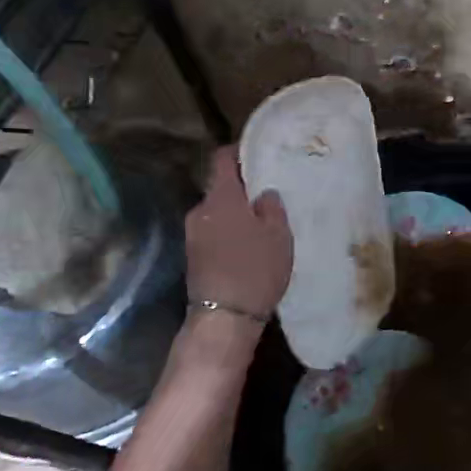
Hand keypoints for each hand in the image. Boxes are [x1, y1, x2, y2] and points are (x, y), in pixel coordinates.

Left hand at [185, 147, 291, 318]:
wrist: (224, 317)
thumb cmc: (256, 269)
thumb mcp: (278, 236)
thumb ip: (272, 208)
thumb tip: (263, 193)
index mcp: (221, 198)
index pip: (222, 160)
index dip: (237, 152)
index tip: (255, 154)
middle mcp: (200, 210)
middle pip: (220, 189)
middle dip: (241, 190)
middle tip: (266, 197)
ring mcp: (192, 235)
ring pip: (216, 213)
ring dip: (234, 215)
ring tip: (260, 227)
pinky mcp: (192, 257)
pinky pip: (212, 233)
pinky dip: (228, 234)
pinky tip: (246, 248)